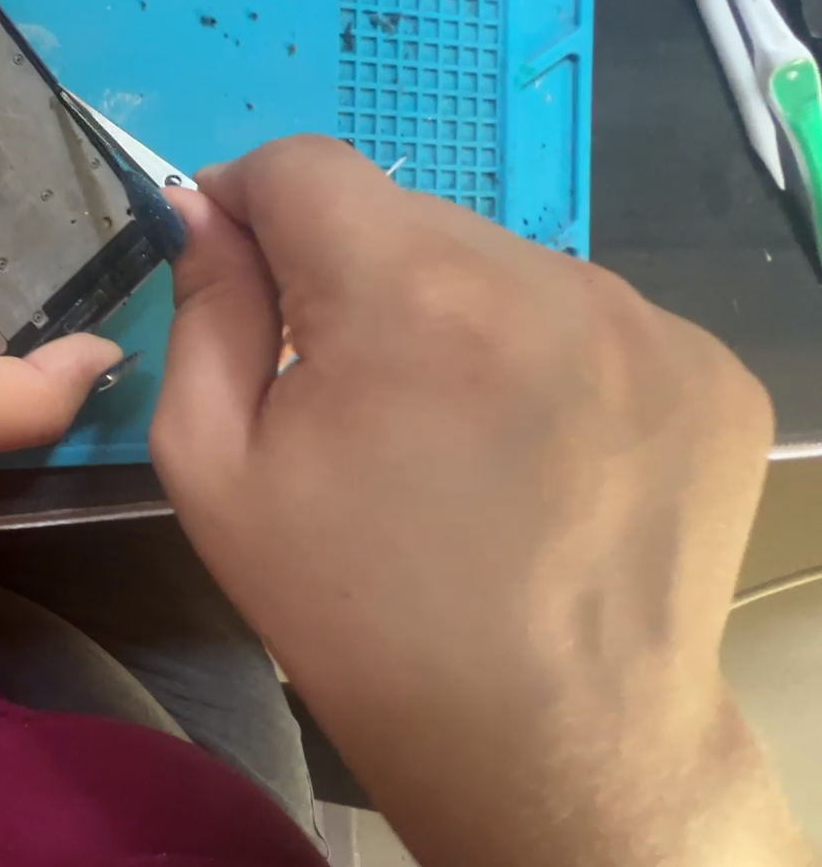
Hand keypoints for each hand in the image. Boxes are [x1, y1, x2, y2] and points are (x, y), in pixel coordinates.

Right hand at [151, 136, 799, 863]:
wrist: (536, 738)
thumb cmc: (336, 595)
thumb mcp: (210, 458)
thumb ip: (203, 312)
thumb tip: (200, 212)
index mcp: (406, 304)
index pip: (303, 164)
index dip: (241, 195)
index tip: (222, 256)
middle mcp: (544, 281)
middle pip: (387, 206)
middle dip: (321, 259)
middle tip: (303, 365)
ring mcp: (644, 320)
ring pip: (472, 250)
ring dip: (411, 296)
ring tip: (402, 408)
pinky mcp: (703, 362)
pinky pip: (557, 302)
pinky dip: (497, 334)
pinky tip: (490, 428)